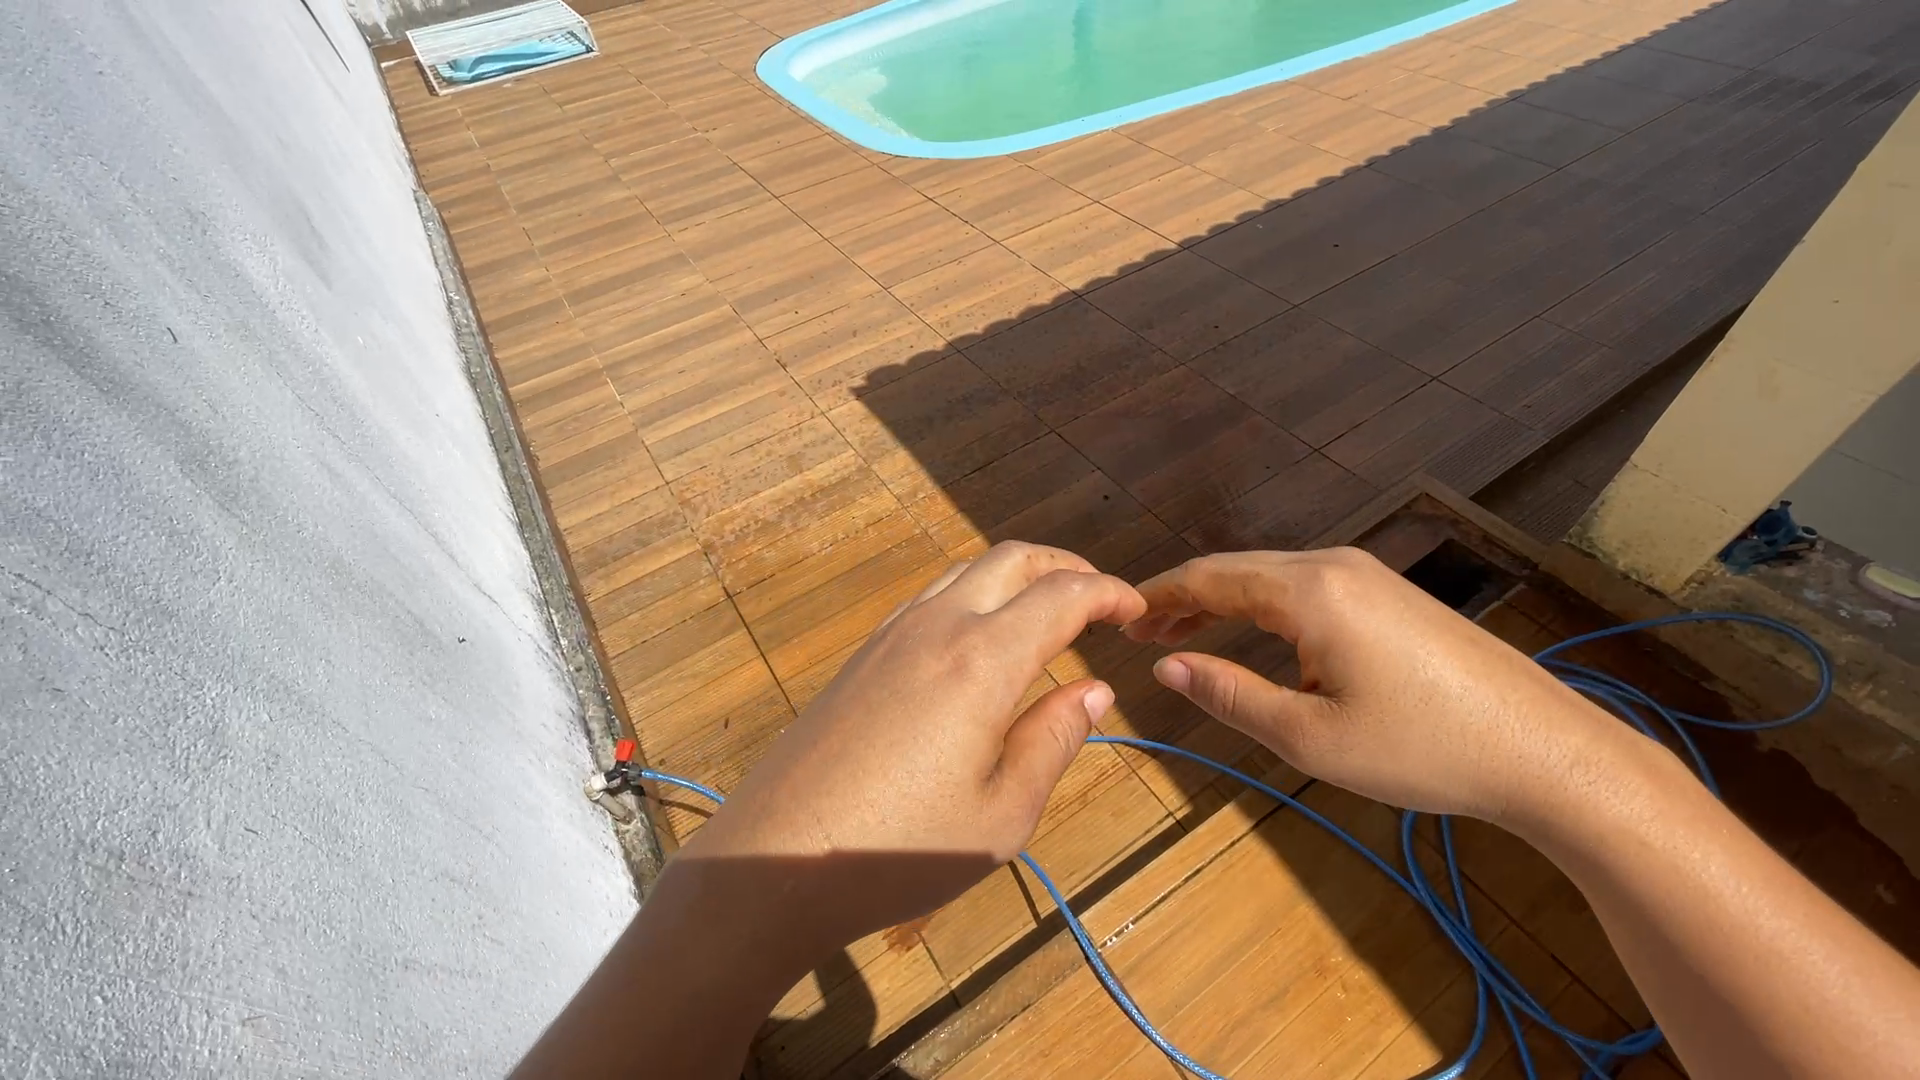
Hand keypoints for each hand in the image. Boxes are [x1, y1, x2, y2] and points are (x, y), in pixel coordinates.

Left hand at [679, 540, 1145, 961]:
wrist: (777, 857)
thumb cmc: (901, 847)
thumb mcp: (1002, 813)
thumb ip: (1053, 740)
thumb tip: (1094, 690)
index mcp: (983, 660)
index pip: (1062, 596)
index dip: (1108, 593)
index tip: (1136, 611)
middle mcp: (938, 627)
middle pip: (1011, 559)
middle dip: (1065, 566)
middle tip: (1098, 599)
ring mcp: (891, 635)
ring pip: (965, 571)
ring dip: (1016, 576)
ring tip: (1044, 612)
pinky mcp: (862, 654)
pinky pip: (930, 598)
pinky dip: (973, 595)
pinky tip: (979, 639)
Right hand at [1122, 548, 1633, 825]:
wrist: (1547, 753)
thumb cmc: (1420, 749)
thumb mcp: (1308, 736)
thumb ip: (1228, 694)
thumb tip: (1165, 664)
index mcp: (1309, 591)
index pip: (1209, 578)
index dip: (1158, 596)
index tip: (1118, 617)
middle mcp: (1334, 566)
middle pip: (1236, 568)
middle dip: (1184, 596)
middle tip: (1143, 630)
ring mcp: (1368, 574)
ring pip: (1270, 575)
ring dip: (1222, 600)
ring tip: (1185, 633)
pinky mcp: (1391, 593)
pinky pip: (1305, 586)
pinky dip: (1262, 606)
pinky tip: (1258, 638)